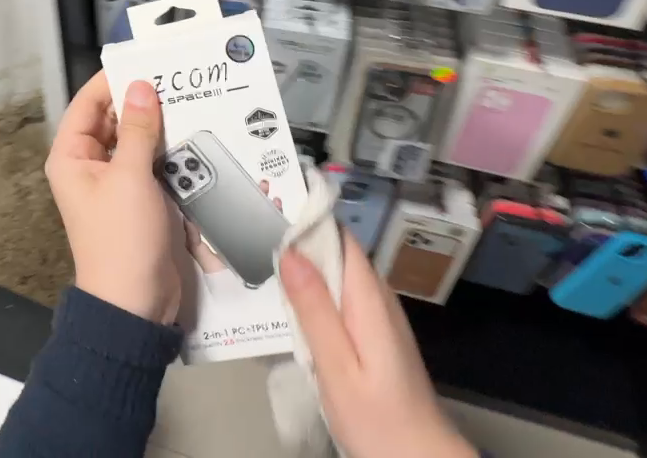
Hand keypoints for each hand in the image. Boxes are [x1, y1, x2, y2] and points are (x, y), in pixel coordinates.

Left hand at [45, 72, 184, 323]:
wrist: (136, 306)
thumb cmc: (122, 237)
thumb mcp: (130, 178)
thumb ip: (138, 130)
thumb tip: (141, 86)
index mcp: (72, 157)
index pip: (87, 105)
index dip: (112, 81)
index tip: (143, 61)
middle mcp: (89, 165)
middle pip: (114, 120)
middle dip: (141, 102)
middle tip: (176, 78)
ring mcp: (116, 183)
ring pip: (136, 141)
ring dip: (159, 126)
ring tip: (190, 100)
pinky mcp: (140, 198)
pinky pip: (152, 163)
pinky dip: (169, 151)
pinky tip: (194, 136)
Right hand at [279, 235, 475, 457]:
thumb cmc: (378, 420)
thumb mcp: (336, 367)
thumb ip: (313, 309)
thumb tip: (289, 251)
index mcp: (369, 298)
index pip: (340, 238)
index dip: (308, 226)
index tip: (273, 227)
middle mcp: (379, 298)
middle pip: (338, 254)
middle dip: (303, 251)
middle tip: (264, 259)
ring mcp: (382, 317)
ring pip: (340, 276)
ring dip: (310, 276)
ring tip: (275, 285)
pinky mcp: (379, 335)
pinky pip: (345, 299)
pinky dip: (321, 300)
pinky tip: (302, 319)